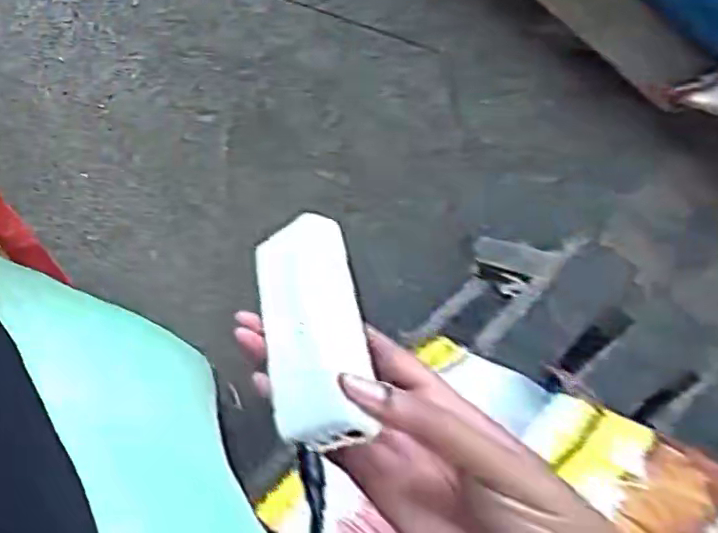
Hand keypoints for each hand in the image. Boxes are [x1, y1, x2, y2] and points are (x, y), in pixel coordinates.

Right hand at [233, 312, 612, 532]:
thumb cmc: (560, 527)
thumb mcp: (504, 463)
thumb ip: (429, 420)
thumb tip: (353, 381)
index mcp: (442, 407)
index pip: (381, 353)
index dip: (342, 327)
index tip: (305, 303)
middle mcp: (406, 424)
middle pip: (339, 373)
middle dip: (298, 346)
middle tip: (260, 322)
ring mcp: (388, 454)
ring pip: (324, 404)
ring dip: (287, 377)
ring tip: (254, 349)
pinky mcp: (372, 484)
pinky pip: (324, 445)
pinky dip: (295, 420)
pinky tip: (274, 398)